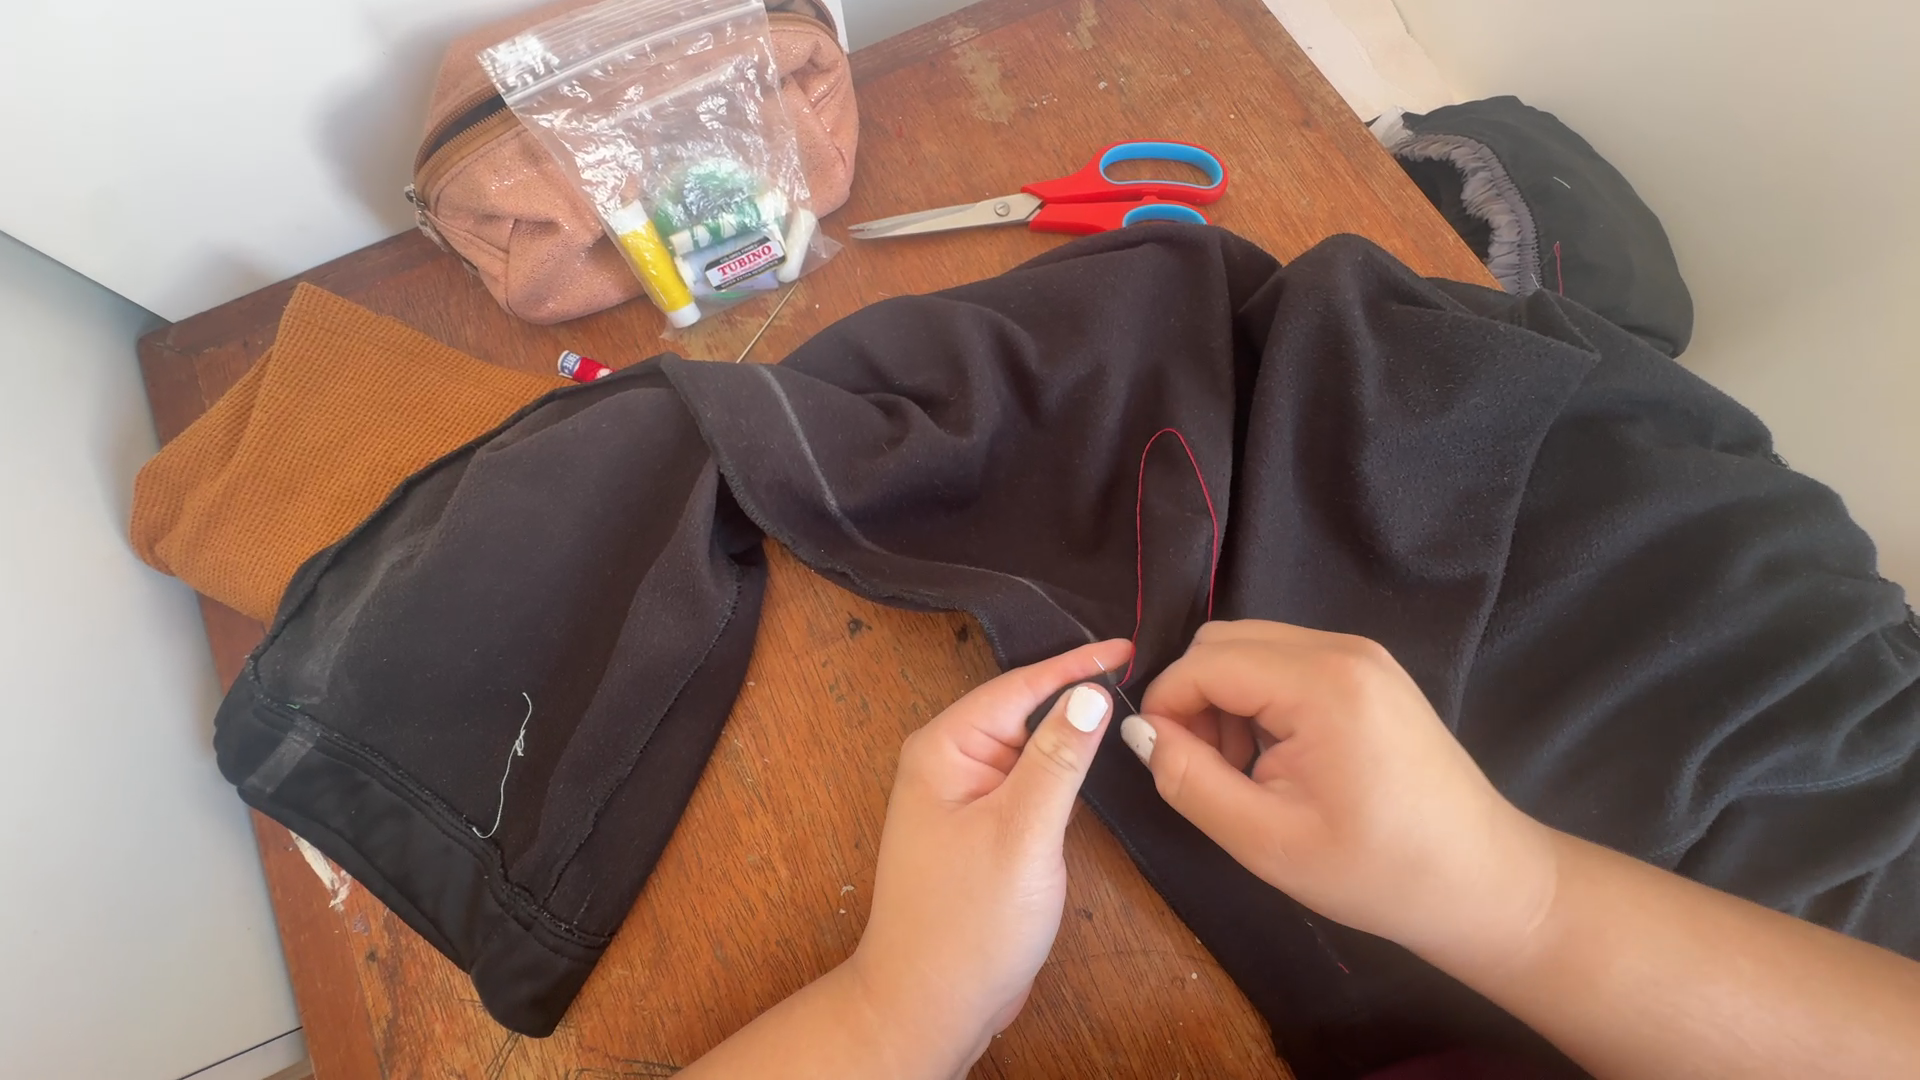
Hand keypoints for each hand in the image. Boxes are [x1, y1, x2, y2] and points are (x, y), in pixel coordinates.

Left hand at [848, 638, 1131, 1076]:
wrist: (932, 1006)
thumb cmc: (969, 921)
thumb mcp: (1021, 834)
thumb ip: (1056, 760)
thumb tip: (1089, 692)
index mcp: (945, 747)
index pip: (1018, 687)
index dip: (1074, 664)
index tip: (1126, 646)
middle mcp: (951, 759)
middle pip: (1023, 709)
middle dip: (1075, 690)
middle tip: (1137, 671)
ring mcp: (968, 792)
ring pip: (1029, 743)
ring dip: (1071, 728)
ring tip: (1124, 700)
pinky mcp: (986, 821)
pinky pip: (1028, 777)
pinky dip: (1062, 764)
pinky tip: (1091, 754)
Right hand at [1123, 620, 1555, 966]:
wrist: (1489, 886)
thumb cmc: (1378, 872)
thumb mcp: (1265, 841)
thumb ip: (1188, 779)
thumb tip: (1138, 731)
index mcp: (1320, 683)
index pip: (1202, 663)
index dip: (1166, 706)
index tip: (1164, 761)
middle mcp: (1338, 648)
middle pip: (1221, 642)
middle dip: (1193, 697)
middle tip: (1207, 764)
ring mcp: (1357, 653)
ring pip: (1246, 647)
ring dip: (1222, 697)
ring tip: (1242, 765)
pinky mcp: (1364, 668)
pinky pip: (1279, 660)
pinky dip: (1255, 696)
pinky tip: (1274, 751)